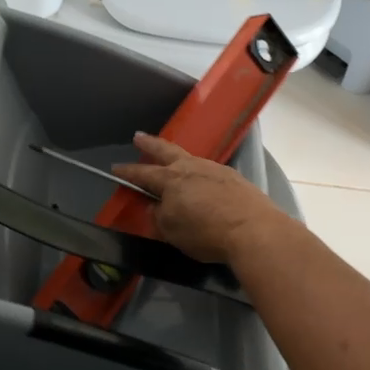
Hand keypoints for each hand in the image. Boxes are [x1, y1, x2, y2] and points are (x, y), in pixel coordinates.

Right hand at [112, 132, 281, 263]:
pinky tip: (203, 181)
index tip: (115, 168)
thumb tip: (156, 207)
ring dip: (179, 158)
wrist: (254, 230)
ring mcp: (216, 169)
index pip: (142, 173)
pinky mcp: (236, 178)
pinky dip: (201, 173)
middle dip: (150, 144)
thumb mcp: (171, 231)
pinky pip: (210, 171)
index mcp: (171, 180)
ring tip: (174, 163)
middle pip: (166, 151)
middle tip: (138, 137)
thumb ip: (159, 216)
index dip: (127, 172)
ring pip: (191, 159)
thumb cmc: (205, 232)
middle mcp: (191, 167)